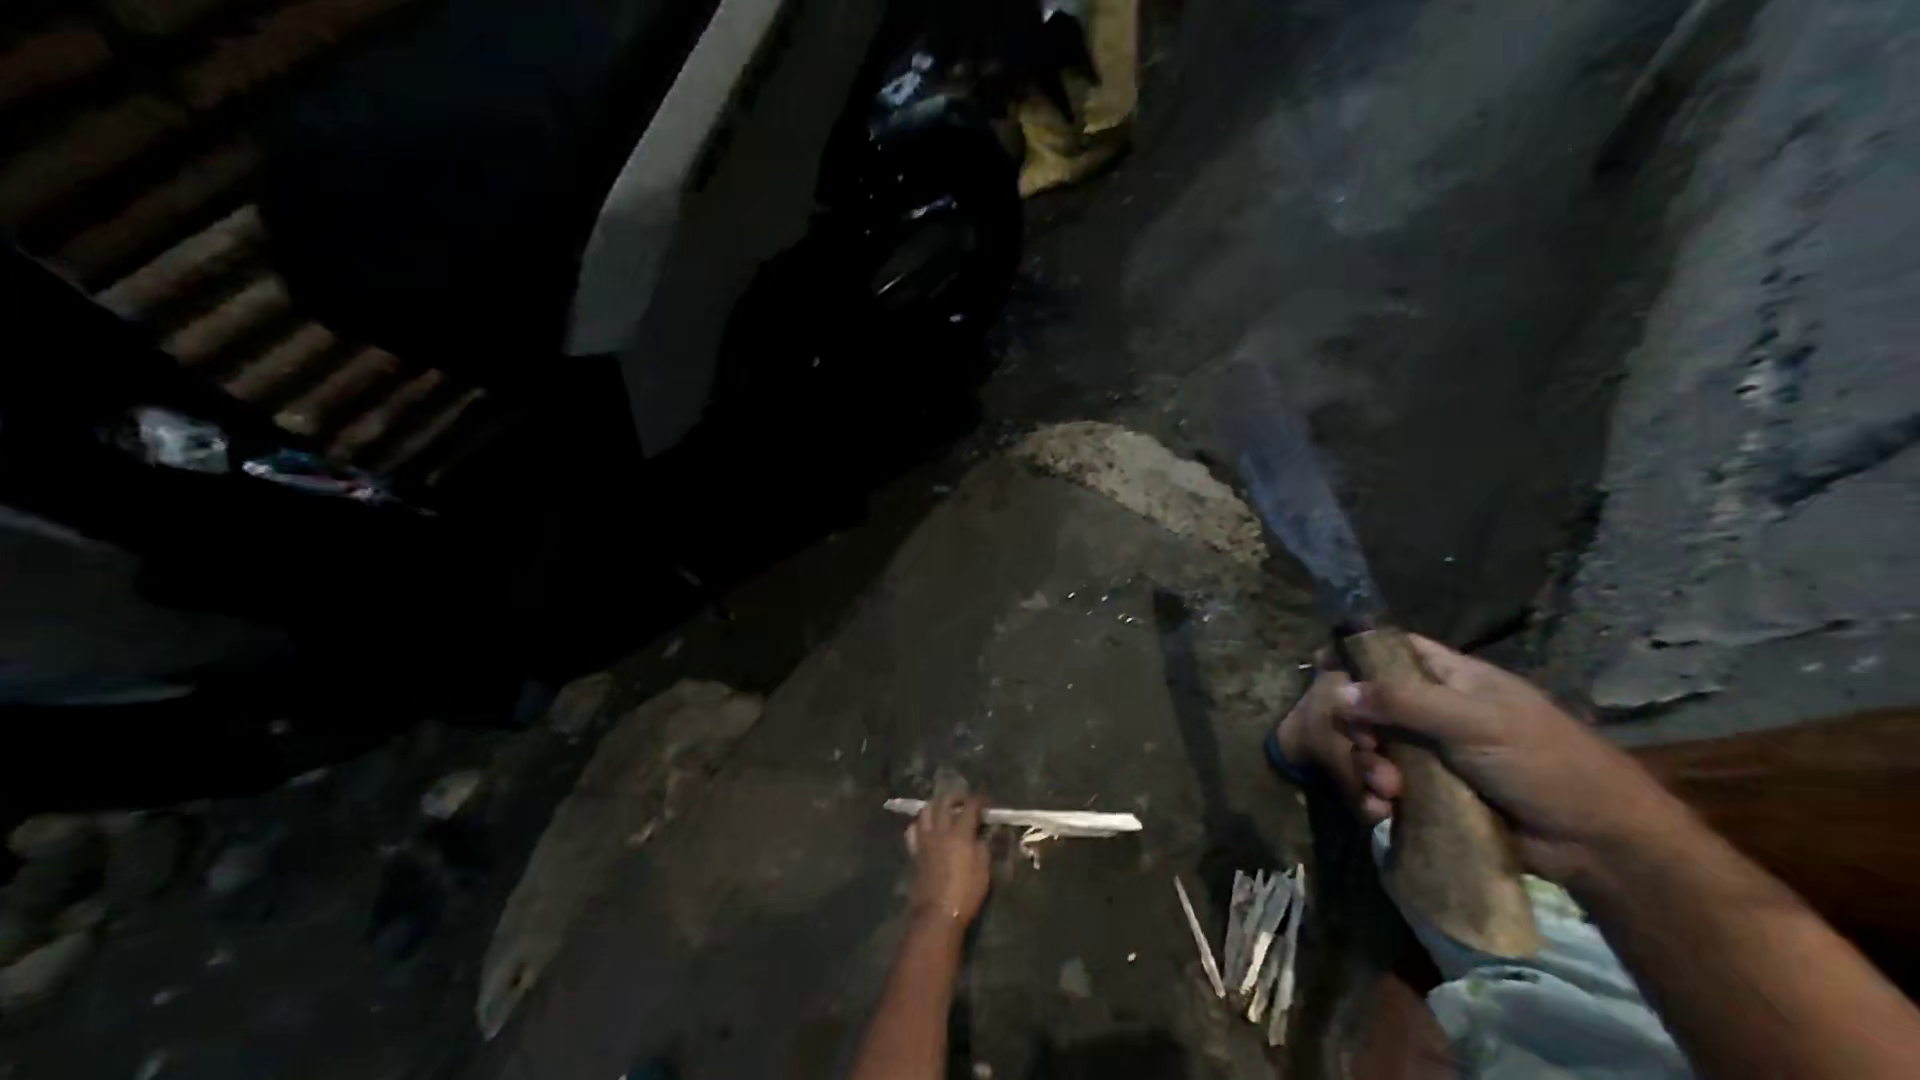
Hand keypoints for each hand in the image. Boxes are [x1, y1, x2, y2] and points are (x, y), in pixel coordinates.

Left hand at [906, 794, 991, 926]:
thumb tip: (982, 834)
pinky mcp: (914, 851)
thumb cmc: (966, 892)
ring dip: (936, 806)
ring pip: (925, 811)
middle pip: (944, 801)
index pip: (970, 806)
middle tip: (965, 802)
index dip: (980, 800)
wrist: (937, 913)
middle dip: (956, 797)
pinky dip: (920, 824)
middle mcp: (940, 830)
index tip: (987, 803)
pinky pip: (913, 829)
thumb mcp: (984, 869)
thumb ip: (983, 846)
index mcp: (960, 833)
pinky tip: (927, 829)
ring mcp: (924, 840)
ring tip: (945, 811)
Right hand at [1333, 635, 1682, 882]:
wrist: (1596, 842)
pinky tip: (1381, 810)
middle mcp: (1433, 710)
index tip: (1322, 670)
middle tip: (1368, 750)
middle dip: (1358, 729)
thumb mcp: (1473, 721)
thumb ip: (1403, 702)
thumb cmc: (1543, 763)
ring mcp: (1430, 752)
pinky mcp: (1429, 792)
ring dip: (1367, 768)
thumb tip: (1338, 692)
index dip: (1356, 655)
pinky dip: (1376, 797)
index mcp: (1450, 677)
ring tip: (1385, 793)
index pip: (1391, 650)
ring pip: (1372, 747)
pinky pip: (1385, 785)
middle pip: (1369, 703)